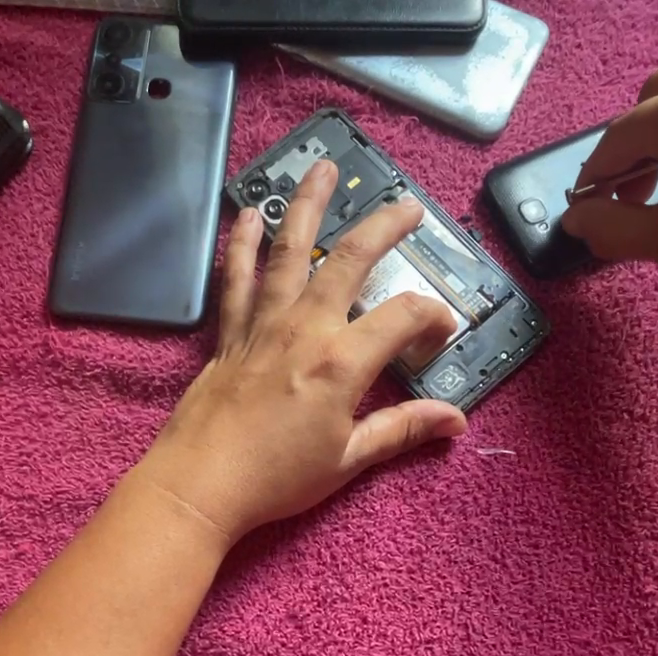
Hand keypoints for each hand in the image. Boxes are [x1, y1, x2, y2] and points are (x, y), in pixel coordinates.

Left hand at [131, 160, 467, 544]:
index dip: (433, 317)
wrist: (201, 485)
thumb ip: (402, 430)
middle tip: (408, 206)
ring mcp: (262, 326)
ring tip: (323, 168)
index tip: (441, 332)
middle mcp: (303, 329)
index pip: (403, 317)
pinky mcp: (230, 335)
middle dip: (385, 227)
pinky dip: (241, 245)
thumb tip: (456, 421)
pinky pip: (236, 279)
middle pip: (350, 260)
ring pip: (289, 251)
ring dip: (309, 206)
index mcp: (341, 362)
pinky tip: (247, 215)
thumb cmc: (276, 479)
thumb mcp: (348, 460)